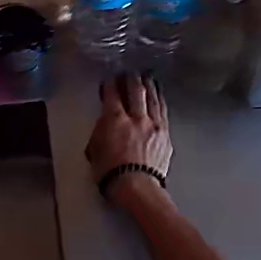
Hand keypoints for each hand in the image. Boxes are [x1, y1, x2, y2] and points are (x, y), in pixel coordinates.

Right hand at [86, 74, 172, 202]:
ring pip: (153, 98)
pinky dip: (160, 101)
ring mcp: (154, 124)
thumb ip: (99, 131)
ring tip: (147, 78)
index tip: (110, 78)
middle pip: (136, 91)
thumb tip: (104, 123)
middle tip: (130, 72)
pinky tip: (159, 97)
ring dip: (149, 86)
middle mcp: (136, 117)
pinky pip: (163, 111)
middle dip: (132, 79)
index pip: (113, 95)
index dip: (111, 83)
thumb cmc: (110, 172)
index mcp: (115, 119)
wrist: (137, 187)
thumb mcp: (94, 149)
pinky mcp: (165, 134)